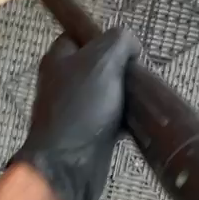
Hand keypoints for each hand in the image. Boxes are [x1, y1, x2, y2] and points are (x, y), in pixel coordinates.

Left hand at [14, 28, 136, 199]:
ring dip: (125, 94)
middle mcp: (62, 82)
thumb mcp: (103, 60)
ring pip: (107, 92)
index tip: (126, 47)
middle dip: (121, 68)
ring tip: (141, 97)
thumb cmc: (81, 107)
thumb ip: (119, 41)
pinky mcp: (87, 132)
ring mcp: (74, 109)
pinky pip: (110, 117)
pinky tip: (137, 120)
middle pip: (98, 65)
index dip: (104, 37)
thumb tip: (131, 45)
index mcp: (58, 59)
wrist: (70, 164)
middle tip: (137, 74)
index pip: (80, 36)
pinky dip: (124, 118)